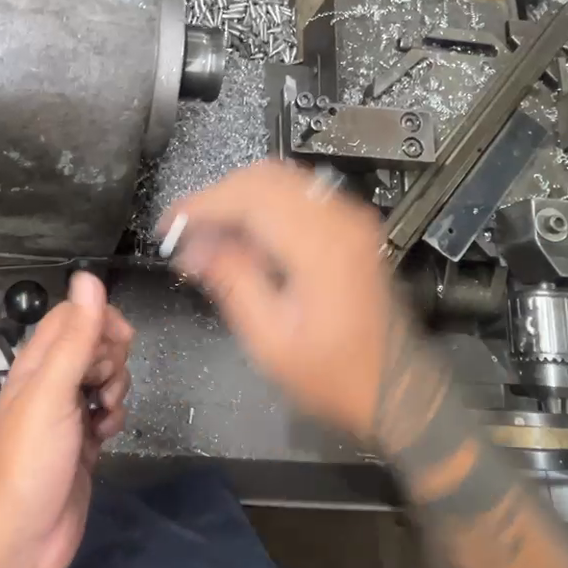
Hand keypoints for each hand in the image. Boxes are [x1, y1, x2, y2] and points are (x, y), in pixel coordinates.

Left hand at [0, 272, 133, 567]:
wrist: (20, 539)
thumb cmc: (29, 462)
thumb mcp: (51, 392)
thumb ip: (75, 337)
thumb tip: (88, 277)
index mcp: (36, 362)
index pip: (74, 314)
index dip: (100, 321)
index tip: (117, 343)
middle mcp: (50, 381)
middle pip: (95, 344)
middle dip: (111, 359)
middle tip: (100, 387)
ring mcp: (67, 412)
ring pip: (105, 377)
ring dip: (115, 390)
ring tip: (102, 415)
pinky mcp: (83, 441)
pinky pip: (108, 411)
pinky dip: (113, 419)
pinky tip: (104, 437)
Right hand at [164, 160, 406, 440]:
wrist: (397, 390)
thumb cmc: (338, 377)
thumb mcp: (272, 342)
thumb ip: (233, 284)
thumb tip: (195, 248)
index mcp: (321, 247)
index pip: (248, 197)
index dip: (200, 205)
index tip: (170, 224)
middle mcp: (339, 221)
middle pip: (262, 177)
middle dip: (215, 198)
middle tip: (185, 232)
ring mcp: (349, 220)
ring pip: (279, 179)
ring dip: (237, 199)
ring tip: (209, 238)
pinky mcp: (350, 227)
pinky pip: (297, 195)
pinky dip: (262, 206)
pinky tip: (244, 240)